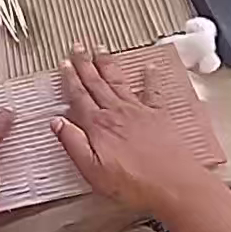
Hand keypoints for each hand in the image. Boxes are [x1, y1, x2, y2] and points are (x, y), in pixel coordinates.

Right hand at [50, 44, 225, 222]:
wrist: (173, 185)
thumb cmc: (134, 183)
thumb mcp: (93, 170)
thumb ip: (73, 143)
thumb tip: (56, 123)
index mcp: (99, 125)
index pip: (79, 96)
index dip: (70, 78)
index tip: (64, 64)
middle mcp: (117, 112)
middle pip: (96, 82)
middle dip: (85, 62)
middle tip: (78, 46)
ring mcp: (139, 110)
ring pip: (118, 81)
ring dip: (107, 63)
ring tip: (100, 48)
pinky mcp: (158, 115)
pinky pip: (152, 90)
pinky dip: (150, 77)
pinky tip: (148, 66)